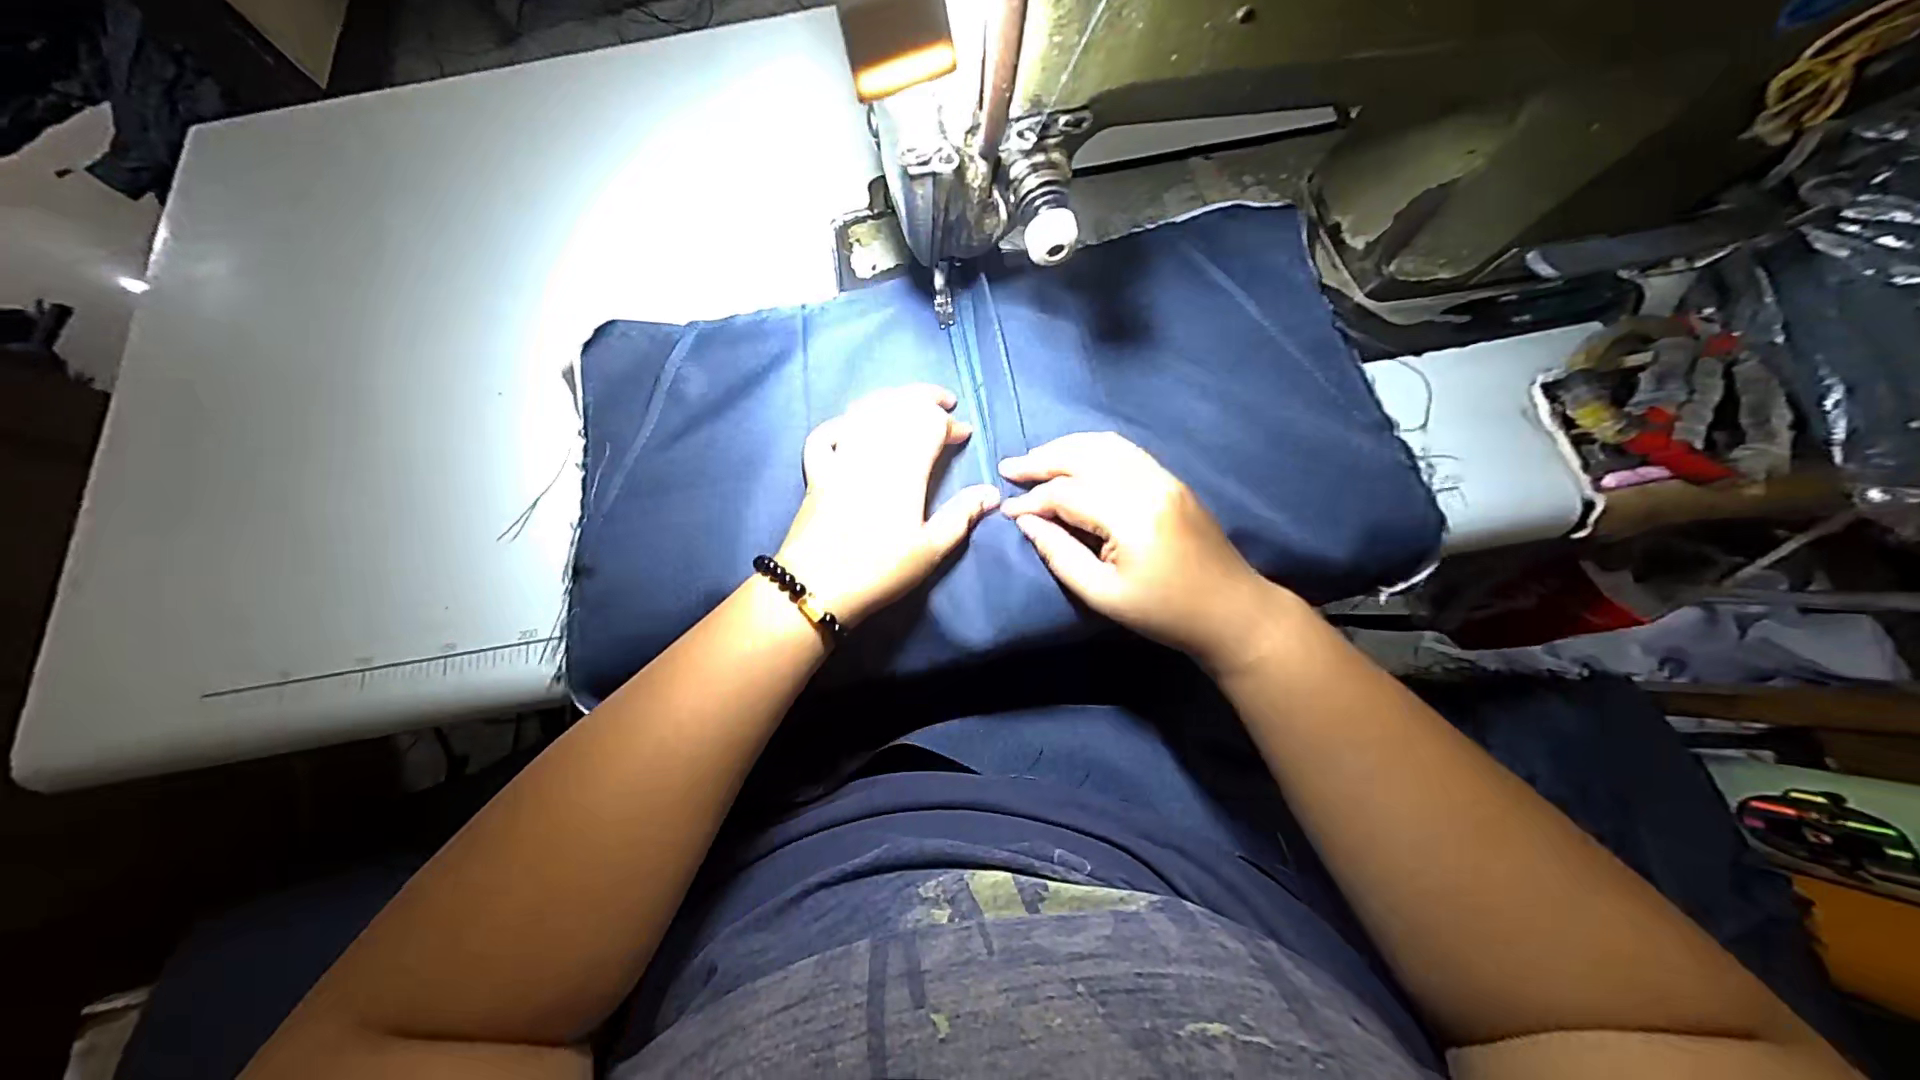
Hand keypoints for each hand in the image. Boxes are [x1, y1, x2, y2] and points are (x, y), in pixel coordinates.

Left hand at [774, 384, 1000, 628]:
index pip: (930, 423)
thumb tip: (992, 493)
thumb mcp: (931, 548)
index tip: (964, 435)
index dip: (951, 424)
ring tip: (908, 404)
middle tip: (944, 402)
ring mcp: (839, 457)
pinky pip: (826, 433)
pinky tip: (854, 425)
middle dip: (924, 397)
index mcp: (904, 468)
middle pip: (898, 404)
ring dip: (890, 399)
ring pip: (864, 410)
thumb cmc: (880, 569)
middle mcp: (871, 451)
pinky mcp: (816, 471)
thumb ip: (962, 515)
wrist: (816, 585)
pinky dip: (842, 422)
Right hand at [1000, 432, 1299, 673]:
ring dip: (1066, 448)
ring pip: (1105, 445)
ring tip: (1036, 460)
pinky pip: (1126, 451)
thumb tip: (1026, 522)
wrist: (1231, 610)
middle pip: (1084, 456)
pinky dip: (1093, 449)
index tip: (1007, 511)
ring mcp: (1164, 477)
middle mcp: (1148, 484)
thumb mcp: (1102, 594)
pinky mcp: (1172, 480)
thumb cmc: (1163, 612)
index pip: (1067, 493)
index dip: (1032, 500)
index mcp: (1131, 516)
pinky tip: (1074, 459)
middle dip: (1043, 459)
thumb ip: (1059, 554)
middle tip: (1009, 467)